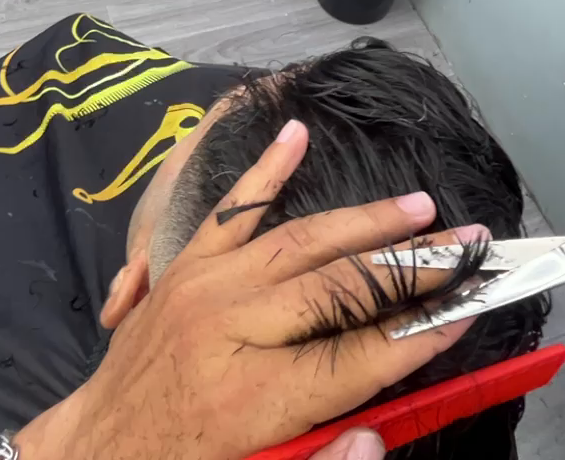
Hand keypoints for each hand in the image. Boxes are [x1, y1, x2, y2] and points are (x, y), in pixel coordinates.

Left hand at [15, 118, 481, 459]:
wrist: (95, 446)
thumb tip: (376, 436)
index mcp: (253, 398)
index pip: (359, 357)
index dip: (421, 332)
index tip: (469, 305)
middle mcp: (232, 328)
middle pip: (340, 288)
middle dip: (412, 266)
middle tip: (466, 244)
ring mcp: (206, 286)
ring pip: (300, 240)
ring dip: (365, 221)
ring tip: (419, 207)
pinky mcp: (186, 265)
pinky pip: (232, 209)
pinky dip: (265, 170)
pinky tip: (295, 136)